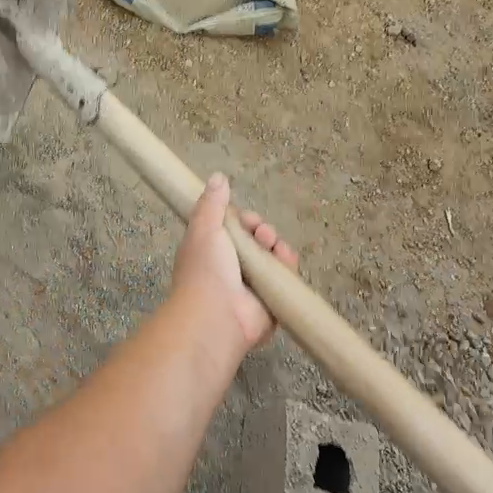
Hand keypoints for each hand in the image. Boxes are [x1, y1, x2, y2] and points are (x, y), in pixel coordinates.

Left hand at [170, 173, 298, 350]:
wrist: (217, 315)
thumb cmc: (206, 268)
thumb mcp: (204, 228)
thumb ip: (212, 203)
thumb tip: (218, 177)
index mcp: (212, 249)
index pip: (234, 227)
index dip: (244, 219)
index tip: (247, 218)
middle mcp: (231, 265)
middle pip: (256, 239)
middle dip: (263, 231)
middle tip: (262, 234)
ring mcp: (253, 284)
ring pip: (273, 256)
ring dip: (277, 245)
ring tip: (274, 246)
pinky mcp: (272, 299)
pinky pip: (286, 277)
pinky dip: (288, 265)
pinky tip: (286, 259)